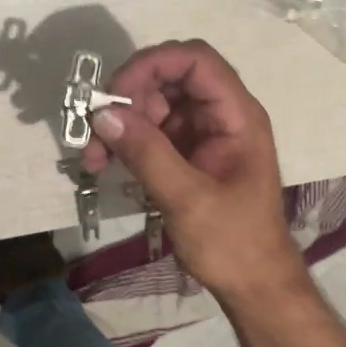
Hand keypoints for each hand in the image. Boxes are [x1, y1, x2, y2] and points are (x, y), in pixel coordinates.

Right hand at [79, 39, 306, 303]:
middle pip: (169, 78)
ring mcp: (200, 135)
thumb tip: (103, 114)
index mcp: (236, 116)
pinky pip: (148, 132)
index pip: (196, 61)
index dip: (153, 63)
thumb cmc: (233, 242)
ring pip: (152, 105)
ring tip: (93, 157)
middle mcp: (219, 116)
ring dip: (119, 122)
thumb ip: (148, 153)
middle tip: (96, 128)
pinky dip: (123, 142)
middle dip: (128, 97)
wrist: (253, 285)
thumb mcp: (188, 199)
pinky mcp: (184, 155)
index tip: (116, 91)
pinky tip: (102, 164)